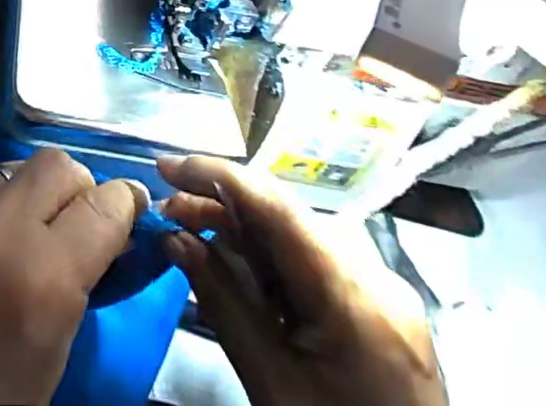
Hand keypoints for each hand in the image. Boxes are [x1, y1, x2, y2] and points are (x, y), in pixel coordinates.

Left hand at [0, 149, 149, 405]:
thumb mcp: (56, 341)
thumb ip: (83, 272)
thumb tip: (108, 221)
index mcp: (43, 274)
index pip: (103, 206)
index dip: (123, 204)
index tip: (128, 206)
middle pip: (57, 165)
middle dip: (75, 188)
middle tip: (69, 218)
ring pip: (12, 163)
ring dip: (25, 190)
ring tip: (16, 227)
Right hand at [157, 155, 446, 405]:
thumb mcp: (269, 378)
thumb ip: (221, 300)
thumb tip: (173, 238)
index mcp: (354, 295)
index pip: (277, 206)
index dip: (216, 174)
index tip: (165, 167)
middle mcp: (374, 278)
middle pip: (285, 216)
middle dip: (219, 204)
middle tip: (165, 211)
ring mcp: (380, 292)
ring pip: (294, 235)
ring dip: (237, 230)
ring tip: (186, 235)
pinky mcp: (376, 308)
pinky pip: (309, 262)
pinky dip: (263, 257)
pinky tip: (229, 265)